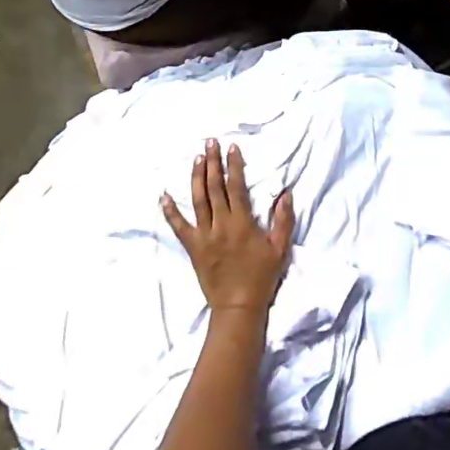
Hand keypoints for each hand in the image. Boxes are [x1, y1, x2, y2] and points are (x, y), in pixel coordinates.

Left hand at [161, 139, 294, 313]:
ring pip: (198, 199)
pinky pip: (179, 226)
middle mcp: (221, 223)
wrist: (238, 307)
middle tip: (210, 142)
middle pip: (215, 186)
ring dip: (197, 177)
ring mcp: (204, 234)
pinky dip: (170, 211)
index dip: (234, 165)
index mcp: (242, 222)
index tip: (232, 147)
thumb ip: (283, 220)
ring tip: (196, 158)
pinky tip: (163, 195)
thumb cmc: (262, 278)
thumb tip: (285, 193)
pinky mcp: (193, 246)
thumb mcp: (279, 249)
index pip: (236, 186)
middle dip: (213, 162)